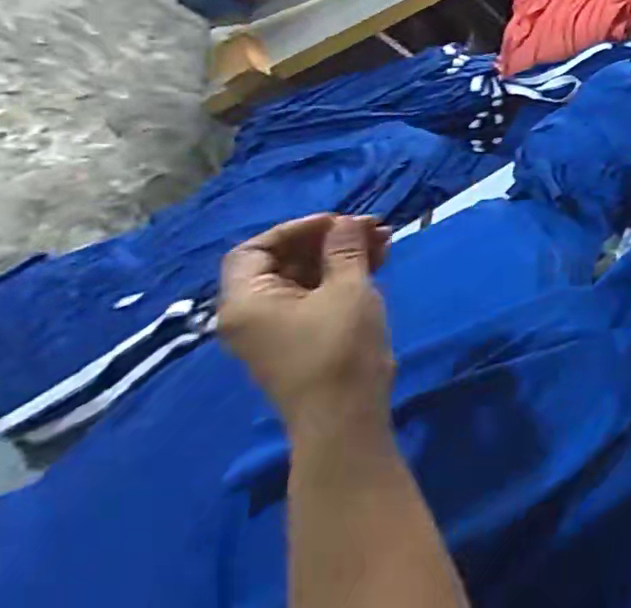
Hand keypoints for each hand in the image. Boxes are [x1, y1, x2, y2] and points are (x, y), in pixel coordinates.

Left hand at [220, 214, 395, 437]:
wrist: (346, 410)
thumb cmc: (340, 345)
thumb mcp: (348, 289)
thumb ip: (345, 250)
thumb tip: (347, 221)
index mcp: (246, 301)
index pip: (256, 249)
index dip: (297, 229)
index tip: (341, 221)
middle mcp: (251, 312)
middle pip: (282, 261)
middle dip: (328, 240)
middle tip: (373, 228)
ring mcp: (276, 327)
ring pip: (304, 277)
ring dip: (341, 256)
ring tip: (385, 242)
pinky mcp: (301, 336)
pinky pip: (315, 295)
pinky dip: (342, 276)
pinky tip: (376, 263)